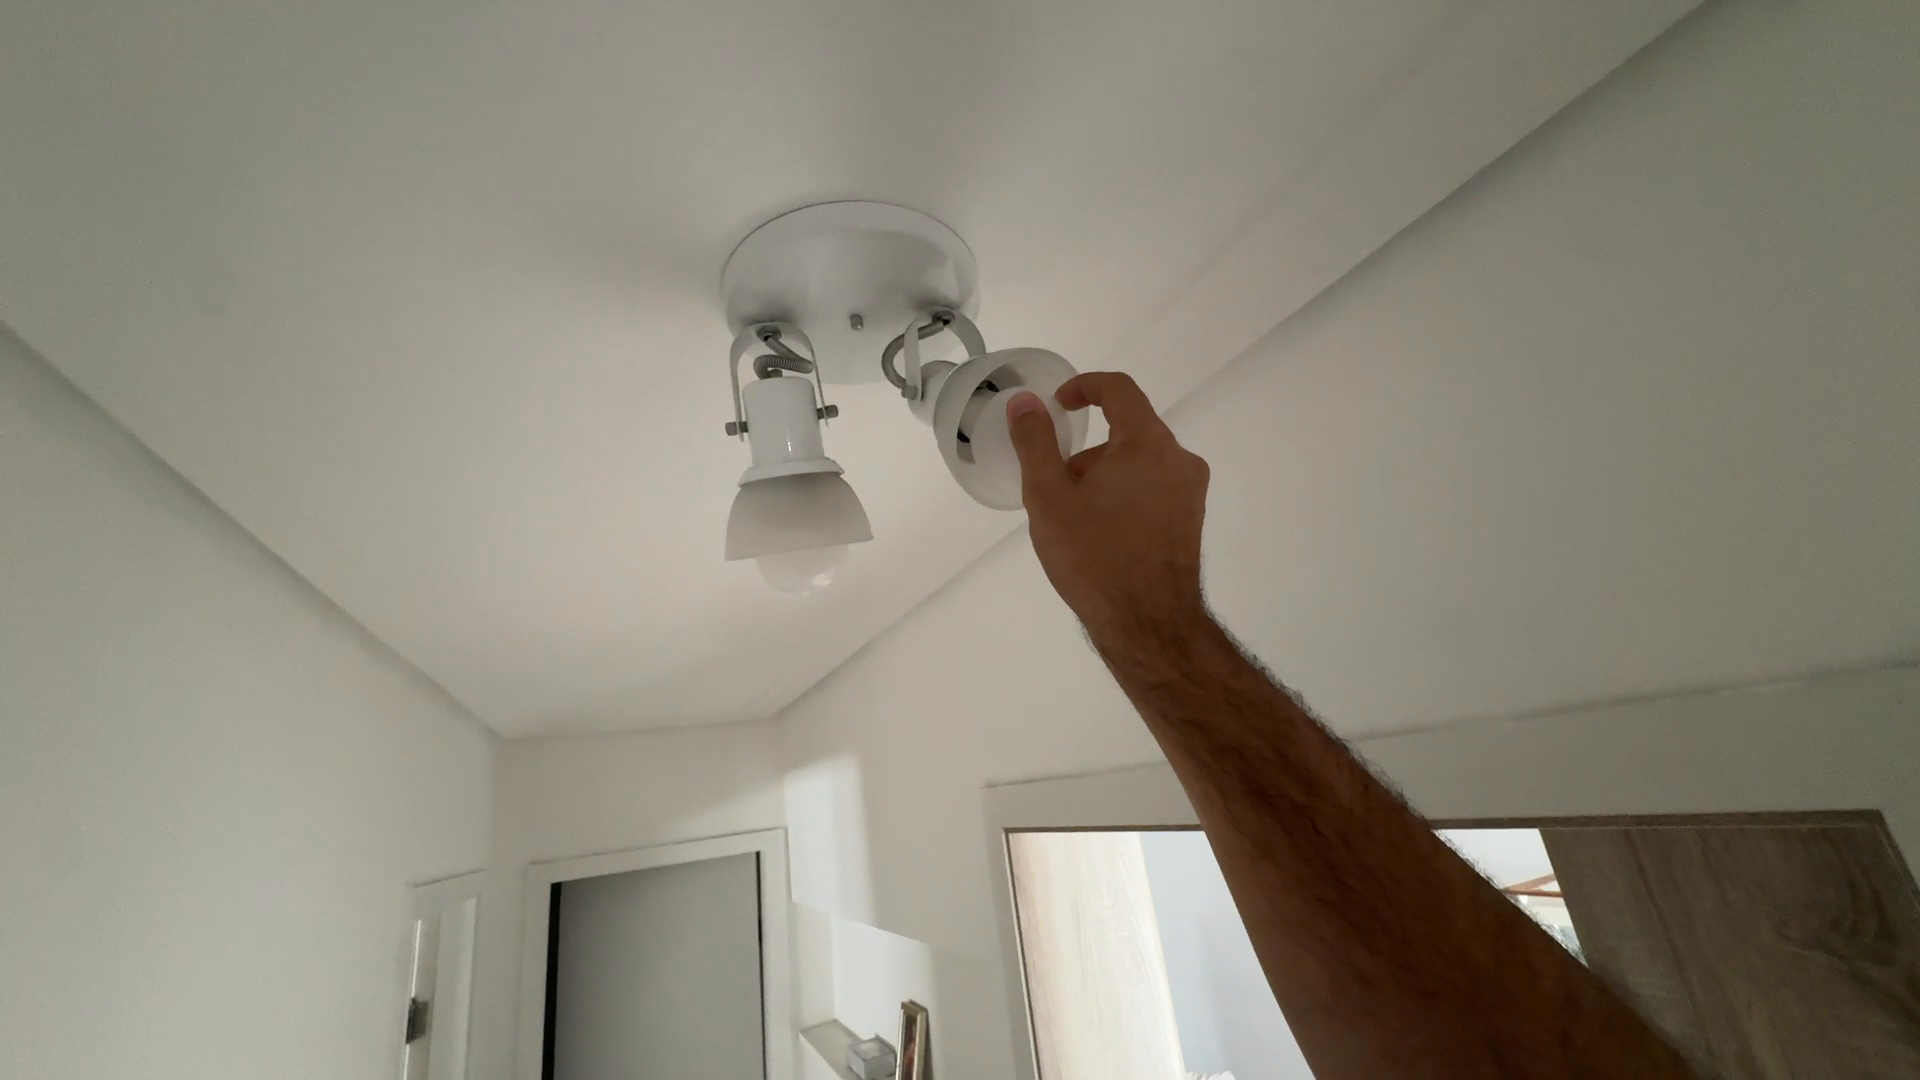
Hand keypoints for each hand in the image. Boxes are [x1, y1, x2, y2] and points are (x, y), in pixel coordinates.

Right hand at [1007, 372, 1210, 638]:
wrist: (1147, 622)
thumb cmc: (1093, 556)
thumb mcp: (1048, 496)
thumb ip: (1035, 442)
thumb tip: (1025, 402)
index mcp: (1147, 444)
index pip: (1119, 389)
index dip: (1085, 387)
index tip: (1060, 405)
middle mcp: (1179, 459)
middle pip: (1128, 432)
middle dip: (1088, 451)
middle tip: (1057, 486)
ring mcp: (1191, 492)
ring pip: (1140, 463)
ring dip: (1105, 476)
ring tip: (1077, 519)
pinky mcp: (1191, 521)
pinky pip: (1154, 489)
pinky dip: (1125, 495)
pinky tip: (1103, 534)